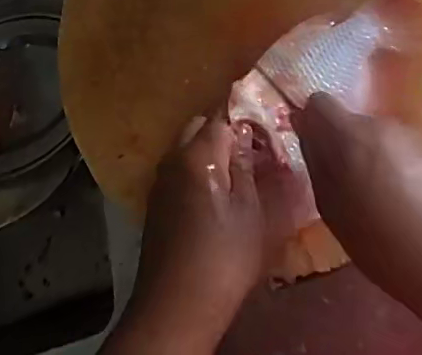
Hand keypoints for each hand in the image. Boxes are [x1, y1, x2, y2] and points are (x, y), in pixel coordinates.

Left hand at [109, 111, 273, 352]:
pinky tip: (214, 193)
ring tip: (238, 172)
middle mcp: (173, 157)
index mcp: (196, 154)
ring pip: (186, 146)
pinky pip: (178, 168)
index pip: (220, 116)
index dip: (243, 117)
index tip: (264, 126)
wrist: (175, 305)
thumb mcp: (250, 213)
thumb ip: (247, 168)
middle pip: (199, 126)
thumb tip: (246, 135)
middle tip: (253, 150)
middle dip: (224, 130)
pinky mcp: (156, 199)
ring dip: (208, 149)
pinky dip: (196, 168)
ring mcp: (160, 178)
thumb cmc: (223, 259)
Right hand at [296, 96, 421, 354]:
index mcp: (351, 133)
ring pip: (372, 135)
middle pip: (347, 119)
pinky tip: (402, 203)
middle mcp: (381, 123)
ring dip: (367, 156)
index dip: (311, 123)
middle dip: (341, 143)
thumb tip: (304, 128)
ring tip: (377, 199)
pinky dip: (390, 166)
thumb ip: (315, 161)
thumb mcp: (332, 209)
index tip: (314, 153)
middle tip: (345, 185)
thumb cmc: (385, 245)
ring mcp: (411, 135)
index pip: (318, 101)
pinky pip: (396, 148)